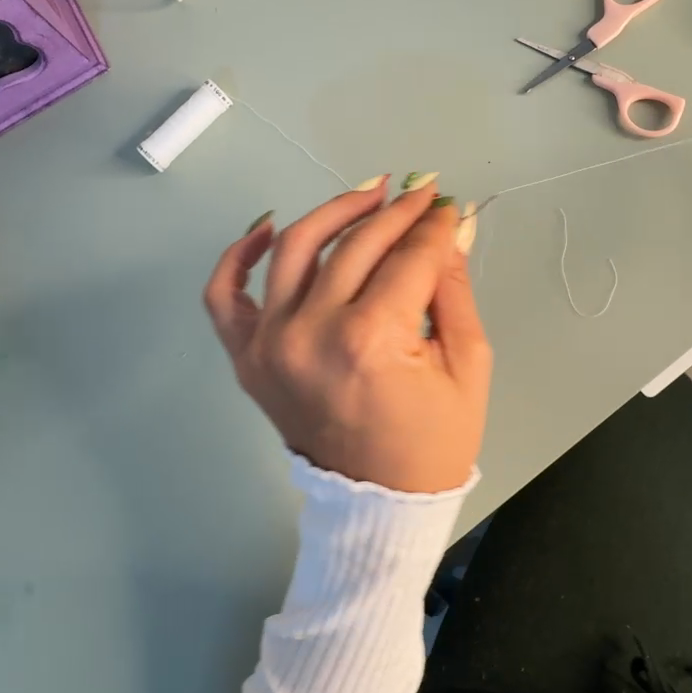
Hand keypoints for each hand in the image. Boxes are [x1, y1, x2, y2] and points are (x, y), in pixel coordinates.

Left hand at [203, 178, 490, 492]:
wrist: (378, 501)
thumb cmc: (434, 440)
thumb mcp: (466, 363)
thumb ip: (453, 285)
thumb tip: (449, 223)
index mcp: (371, 340)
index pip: (408, 258)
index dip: (432, 225)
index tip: (445, 203)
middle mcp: (310, 333)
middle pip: (356, 246)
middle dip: (394, 212)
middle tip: (417, 191)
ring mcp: (268, 344)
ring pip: (295, 250)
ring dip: (332, 212)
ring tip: (367, 194)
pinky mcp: (246, 357)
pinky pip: (225, 294)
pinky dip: (239, 254)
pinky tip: (269, 226)